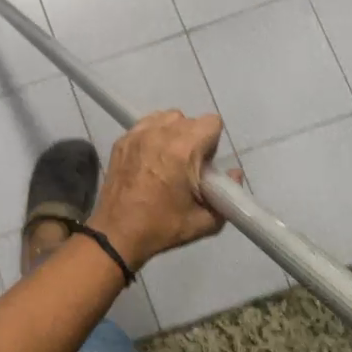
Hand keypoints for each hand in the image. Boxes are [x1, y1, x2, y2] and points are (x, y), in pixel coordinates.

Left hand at [87, 110, 240, 269]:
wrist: (118, 233)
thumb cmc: (163, 227)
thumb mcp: (206, 221)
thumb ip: (228, 195)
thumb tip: (234, 174)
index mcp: (183, 150)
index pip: (210, 122)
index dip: (213, 141)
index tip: (205, 164)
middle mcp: (160, 134)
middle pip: (188, 119)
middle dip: (194, 138)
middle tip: (188, 166)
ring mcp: (137, 134)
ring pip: (165, 118)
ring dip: (173, 133)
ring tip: (168, 159)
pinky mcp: (122, 140)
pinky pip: (145, 124)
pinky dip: (153, 135)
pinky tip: (150, 158)